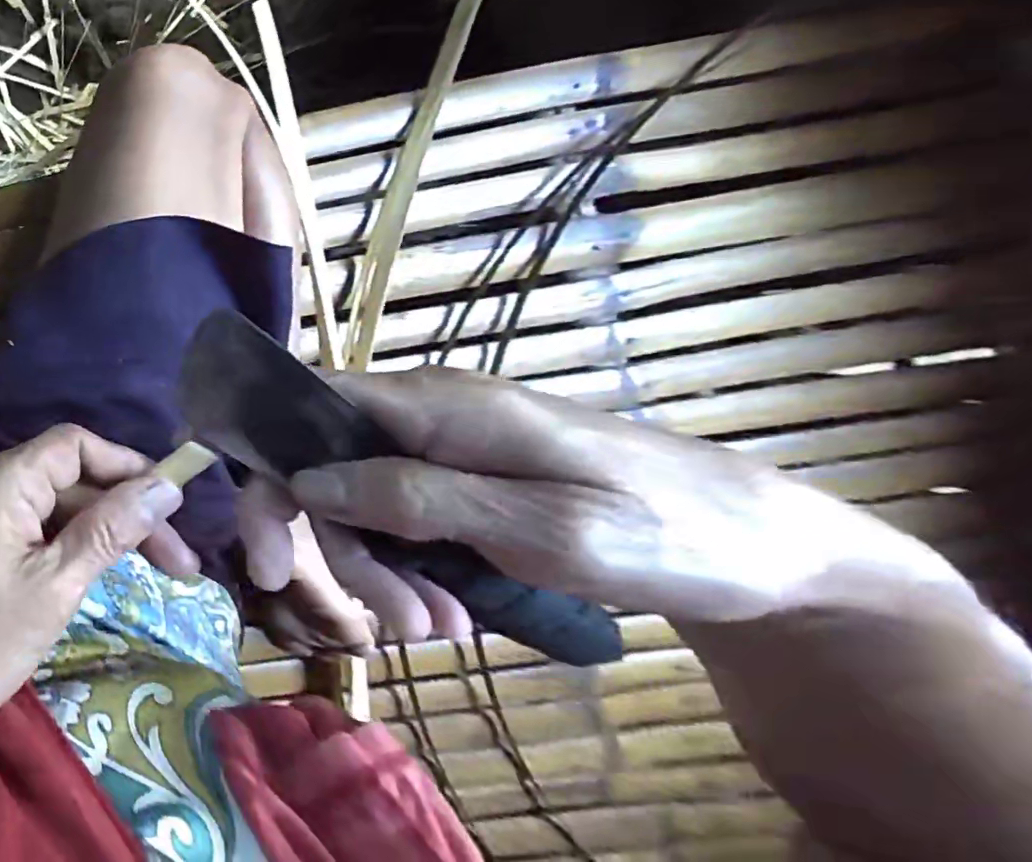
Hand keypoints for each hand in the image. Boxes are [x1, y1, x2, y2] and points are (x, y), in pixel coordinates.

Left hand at [0, 424, 185, 770]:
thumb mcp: (58, 584)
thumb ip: (112, 528)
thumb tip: (167, 487)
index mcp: (2, 480)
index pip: (76, 445)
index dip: (128, 465)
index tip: (173, 499)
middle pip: (74, 476)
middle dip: (127, 510)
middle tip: (180, 560)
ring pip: (63, 502)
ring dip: (109, 529)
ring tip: (164, 568)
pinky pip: (42, 521)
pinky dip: (78, 540)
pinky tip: (113, 564)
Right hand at [238, 366, 963, 639]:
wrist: (765, 546)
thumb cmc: (661, 528)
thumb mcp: (539, 525)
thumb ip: (416, 497)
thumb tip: (307, 481)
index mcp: (432, 403)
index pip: (306, 411)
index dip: (266, 473)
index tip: (269, 560)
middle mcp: (421, 413)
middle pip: (329, 471)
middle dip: (346, 553)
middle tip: (403, 626)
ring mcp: (440, 445)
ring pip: (362, 501)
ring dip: (383, 571)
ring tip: (444, 628)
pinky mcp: (458, 478)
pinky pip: (401, 517)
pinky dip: (411, 567)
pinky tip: (455, 609)